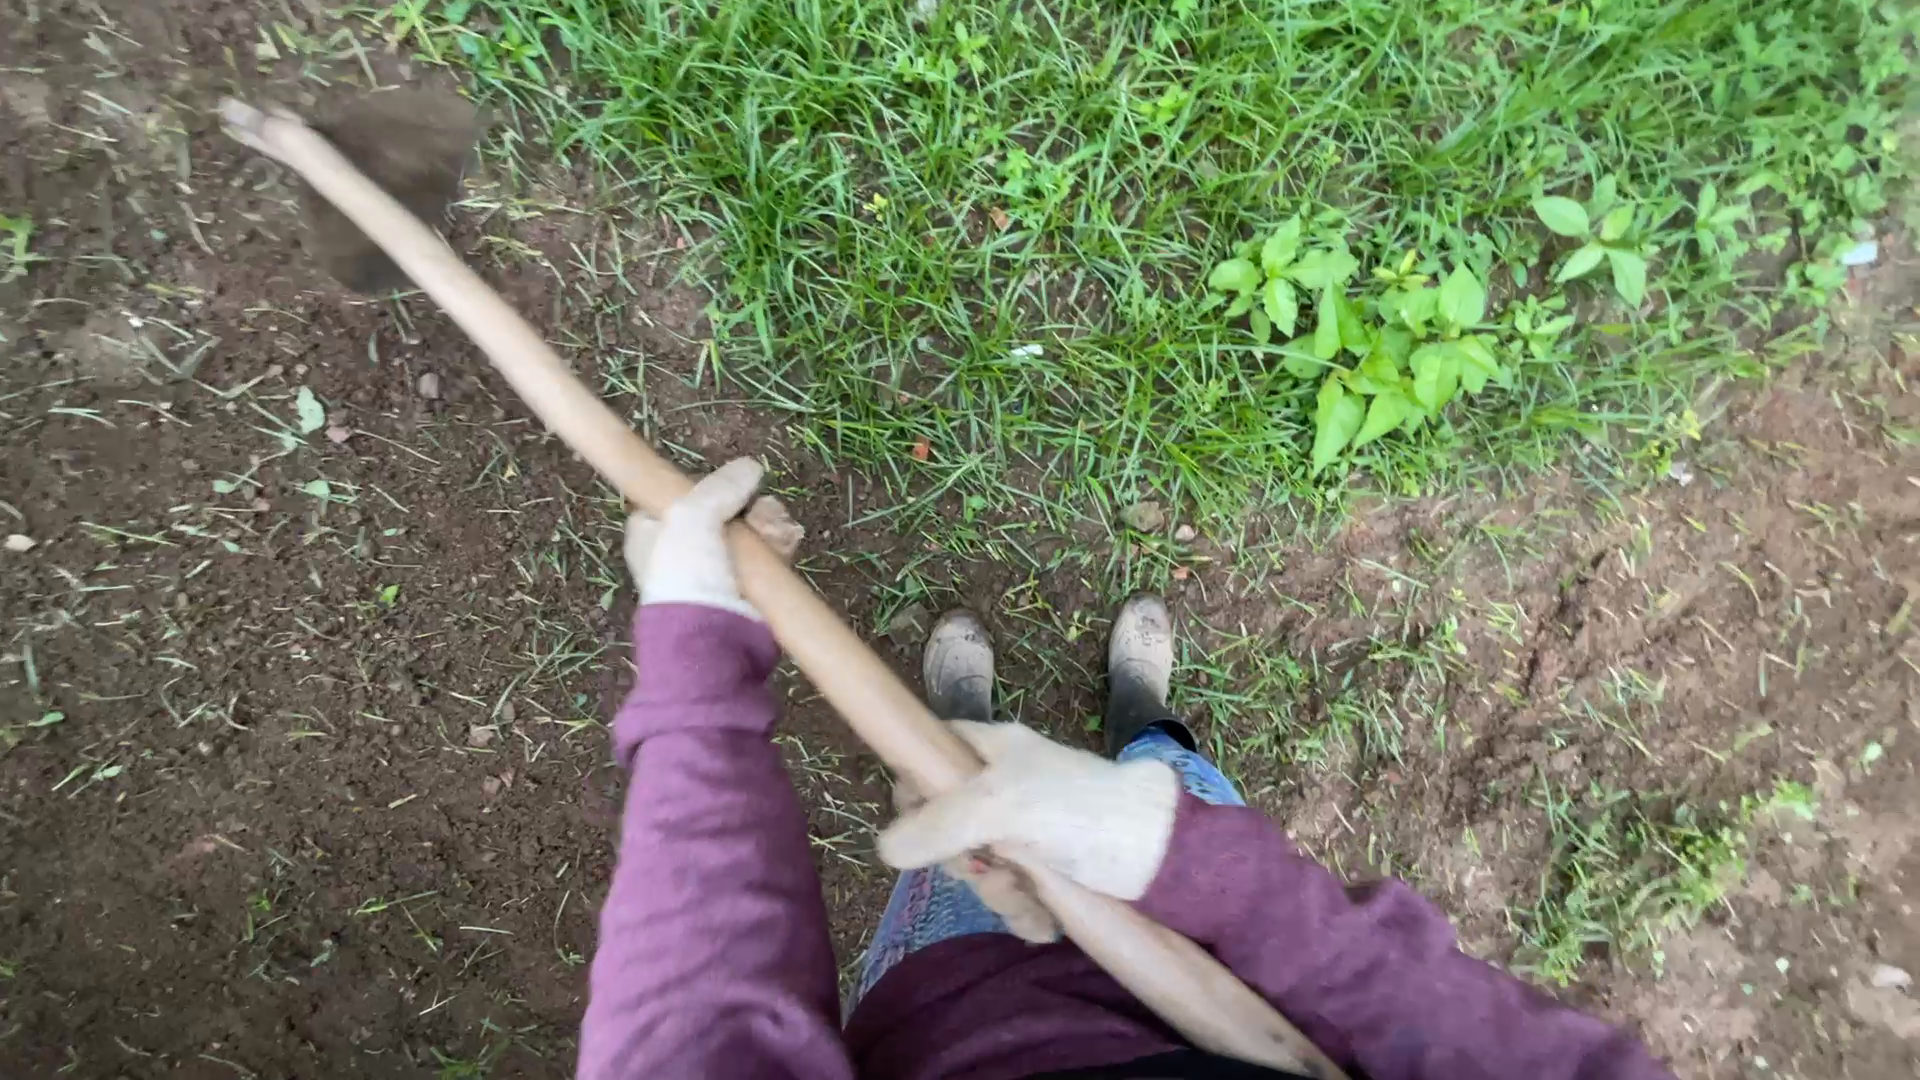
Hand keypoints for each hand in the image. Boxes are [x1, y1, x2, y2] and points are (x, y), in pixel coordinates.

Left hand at [623, 458, 802, 620]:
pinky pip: (772, 550)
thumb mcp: (691, 519)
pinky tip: (786, 539)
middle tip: (757, 509)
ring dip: (768, 521)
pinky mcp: (754, 584)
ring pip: (752, 527)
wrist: (715, 639)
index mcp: (656, 534)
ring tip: (774, 530)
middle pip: (724, 509)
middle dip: (747, 504)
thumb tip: (751, 467)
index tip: (723, 487)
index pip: (679, 498)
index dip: (703, 488)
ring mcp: (722, 568)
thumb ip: (719, 488)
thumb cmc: (687, 577)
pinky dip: (781, 541)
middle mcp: (687, 550)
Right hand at [877, 721, 1180, 901]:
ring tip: (1031, 896)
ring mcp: (1025, 829)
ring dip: (999, 892)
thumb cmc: (1077, 810)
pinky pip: (1010, 894)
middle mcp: (1003, 787)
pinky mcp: (1047, 867)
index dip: (916, 787)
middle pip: (947, 823)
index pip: (930, 754)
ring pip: (979, 865)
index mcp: (990, 751)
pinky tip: (1046, 919)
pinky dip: (1024, 912)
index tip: (922, 826)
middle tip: (992, 864)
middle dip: (966, 858)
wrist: (1160, 856)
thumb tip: (885, 847)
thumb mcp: (1000, 805)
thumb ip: (939, 823)